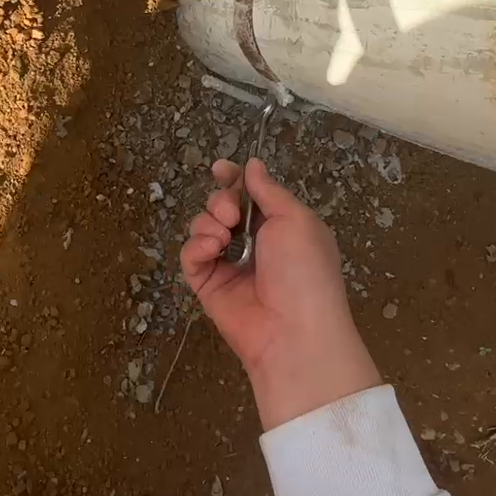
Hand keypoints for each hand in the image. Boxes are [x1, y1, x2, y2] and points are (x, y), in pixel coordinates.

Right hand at [181, 157, 381, 429]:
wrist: (293, 332)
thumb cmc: (304, 270)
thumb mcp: (295, 219)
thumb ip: (268, 190)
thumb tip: (252, 164)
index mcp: (280, 226)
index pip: (250, 194)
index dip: (233, 178)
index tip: (220, 168)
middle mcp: (253, 243)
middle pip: (222, 205)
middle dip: (221, 201)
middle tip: (230, 215)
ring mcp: (229, 264)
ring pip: (203, 226)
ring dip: (208, 222)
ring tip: (222, 236)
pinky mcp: (208, 285)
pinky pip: (191, 255)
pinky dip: (196, 246)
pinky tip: (211, 250)